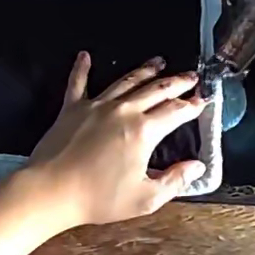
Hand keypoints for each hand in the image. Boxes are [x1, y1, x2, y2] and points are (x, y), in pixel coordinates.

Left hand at [12, 52, 207, 229]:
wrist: (51, 191)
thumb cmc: (98, 198)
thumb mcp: (145, 199)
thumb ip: (174, 181)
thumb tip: (197, 166)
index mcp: (143, 131)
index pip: (175, 112)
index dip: (192, 106)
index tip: (203, 101)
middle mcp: (122, 111)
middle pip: (156, 90)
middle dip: (176, 82)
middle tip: (190, 76)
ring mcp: (95, 106)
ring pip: (125, 81)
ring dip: (144, 71)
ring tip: (158, 62)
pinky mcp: (71, 109)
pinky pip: (78, 83)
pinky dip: (82, 68)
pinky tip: (85, 56)